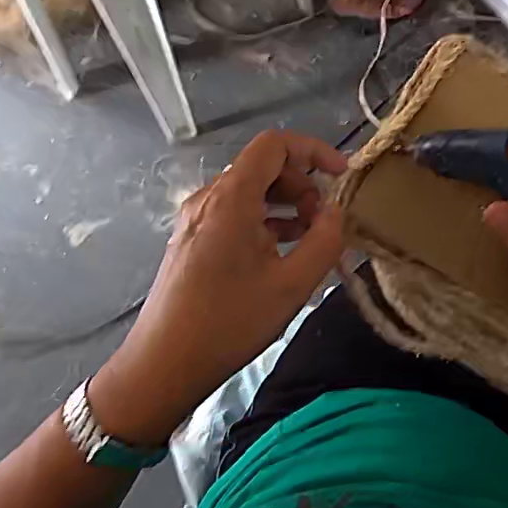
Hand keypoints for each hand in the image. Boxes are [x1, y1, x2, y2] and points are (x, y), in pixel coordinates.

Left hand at [89, 131, 347, 443]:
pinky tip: (283, 251)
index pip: (275, 145)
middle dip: (303, 185)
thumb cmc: (230, 322)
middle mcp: (209, 198)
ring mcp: (197, 218)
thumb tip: (336, 212)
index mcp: (232, 199)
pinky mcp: (193, 238)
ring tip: (310, 238)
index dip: (314, 151)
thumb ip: (325, 240)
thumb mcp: (293, 284)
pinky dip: (267, 221)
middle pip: (264, 166)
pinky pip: (237, 213)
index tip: (343, 175)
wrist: (164, 363)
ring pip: (251, 191)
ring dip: (287, 205)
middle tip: (325, 222)